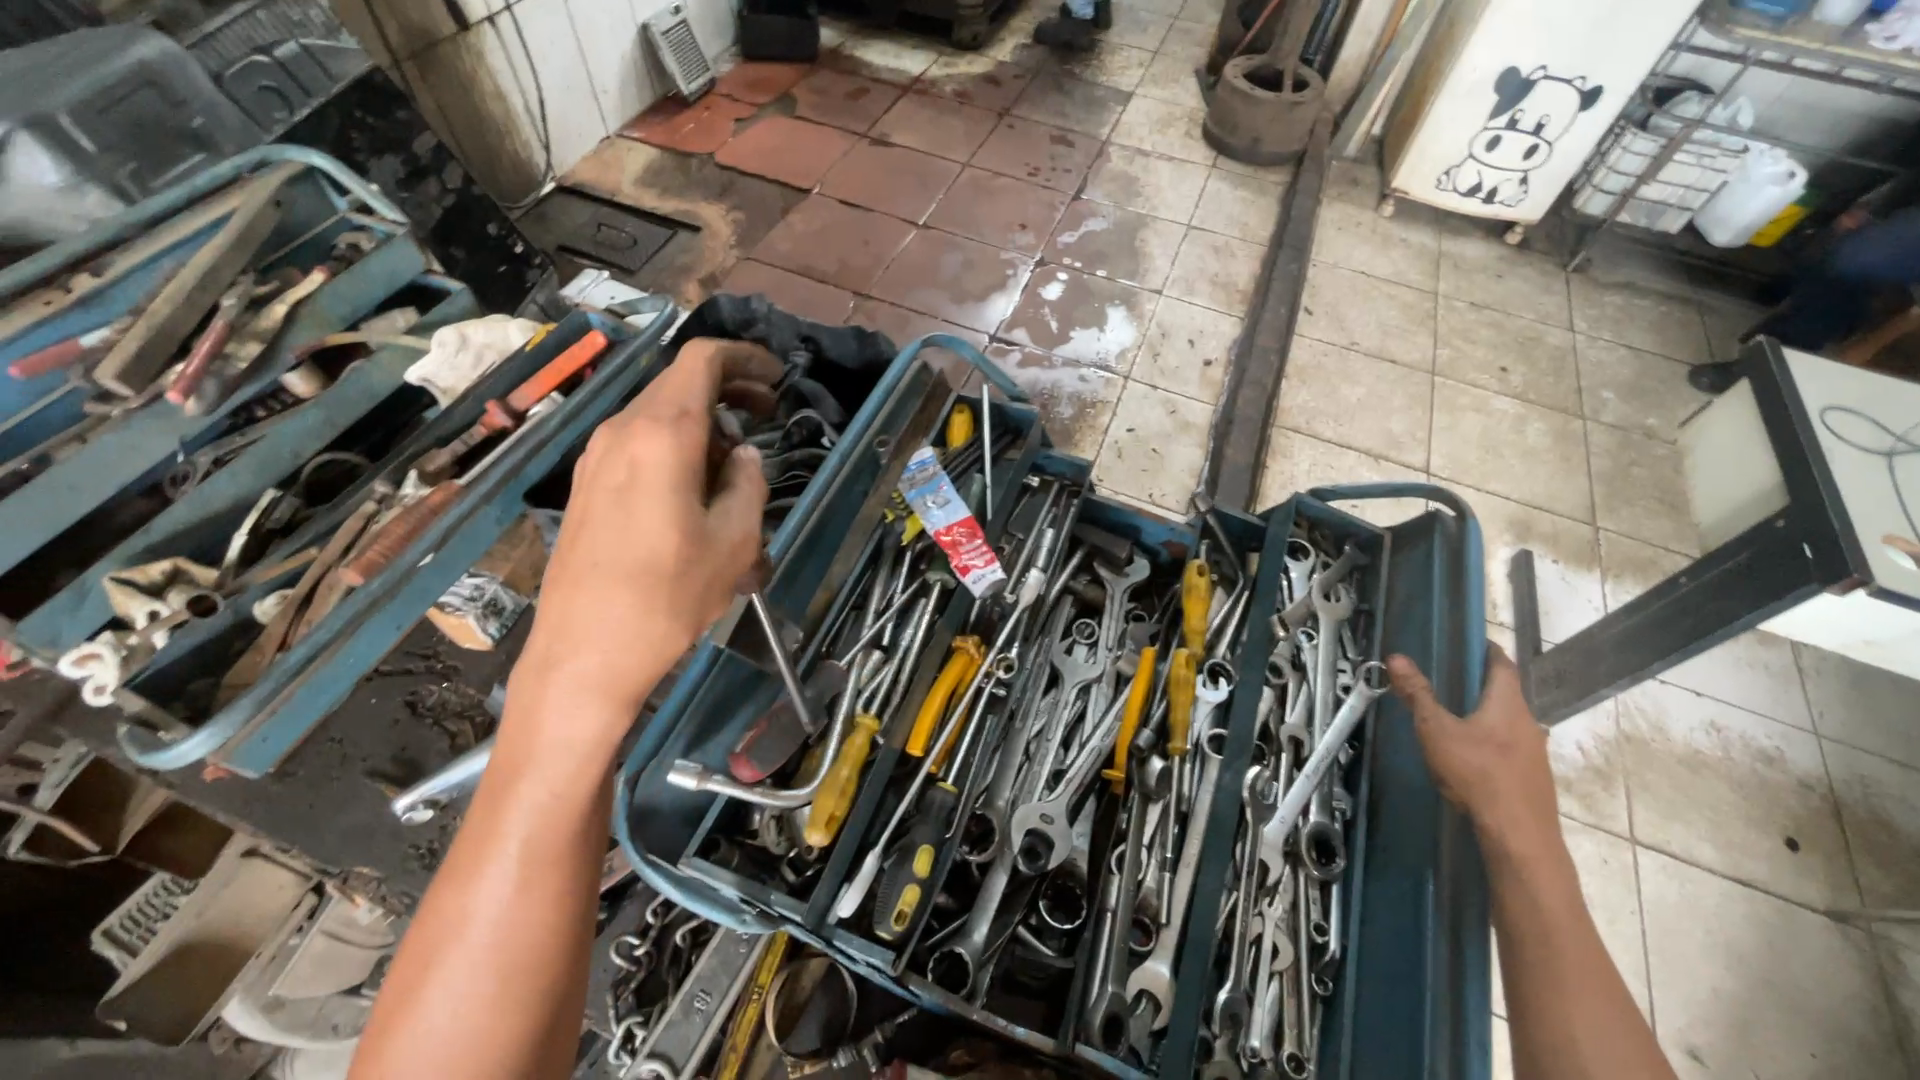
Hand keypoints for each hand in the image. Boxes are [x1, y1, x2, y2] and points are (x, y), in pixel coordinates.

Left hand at [511, 338, 770, 740]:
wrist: (584, 652)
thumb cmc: (668, 598)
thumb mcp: (734, 543)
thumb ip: (748, 484)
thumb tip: (745, 457)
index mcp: (662, 433)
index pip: (702, 360)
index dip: (746, 358)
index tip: (777, 379)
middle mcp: (621, 430)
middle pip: (678, 383)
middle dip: (729, 390)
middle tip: (767, 416)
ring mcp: (595, 457)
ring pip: (657, 412)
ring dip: (703, 422)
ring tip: (735, 465)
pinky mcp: (585, 484)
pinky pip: (637, 442)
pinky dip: (674, 444)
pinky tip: (694, 487)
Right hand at [1386, 644, 1558, 852]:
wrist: (1518, 834)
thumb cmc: (1477, 773)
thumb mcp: (1437, 730)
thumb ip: (1418, 695)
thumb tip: (1396, 658)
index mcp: (1508, 703)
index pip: (1501, 663)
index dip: (1485, 648)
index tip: (1465, 641)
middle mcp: (1528, 721)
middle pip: (1506, 692)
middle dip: (1480, 682)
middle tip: (1448, 677)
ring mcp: (1534, 751)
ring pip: (1508, 721)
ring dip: (1485, 713)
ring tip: (1453, 714)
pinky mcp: (1532, 776)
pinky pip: (1509, 745)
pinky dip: (1490, 739)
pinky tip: (1470, 753)